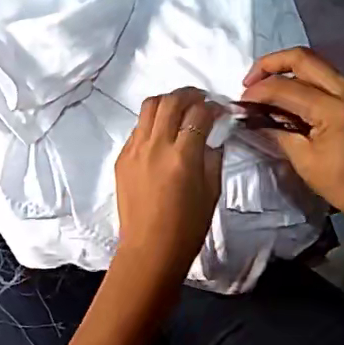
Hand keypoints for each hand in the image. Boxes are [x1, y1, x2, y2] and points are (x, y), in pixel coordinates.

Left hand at [113, 88, 223, 285]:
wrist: (149, 249)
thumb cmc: (187, 227)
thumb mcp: (211, 191)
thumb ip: (213, 157)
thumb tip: (214, 134)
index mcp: (183, 156)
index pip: (199, 114)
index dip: (213, 107)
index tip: (221, 110)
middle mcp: (156, 146)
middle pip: (171, 101)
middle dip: (190, 94)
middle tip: (201, 100)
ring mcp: (135, 150)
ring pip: (149, 107)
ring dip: (168, 102)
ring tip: (180, 109)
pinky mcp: (122, 158)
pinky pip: (138, 128)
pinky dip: (153, 122)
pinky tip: (162, 134)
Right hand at [242, 48, 343, 240]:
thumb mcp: (306, 163)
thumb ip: (279, 133)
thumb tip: (255, 119)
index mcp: (334, 108)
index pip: (285, 87)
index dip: (257, 92)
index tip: (240, 104)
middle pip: (304, 58)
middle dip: (271, 64)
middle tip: (250, 83)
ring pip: (319, 67)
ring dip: (290, 74)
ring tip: (270, 95)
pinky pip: (332, 82)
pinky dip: (309, 86)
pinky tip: (297, 105)